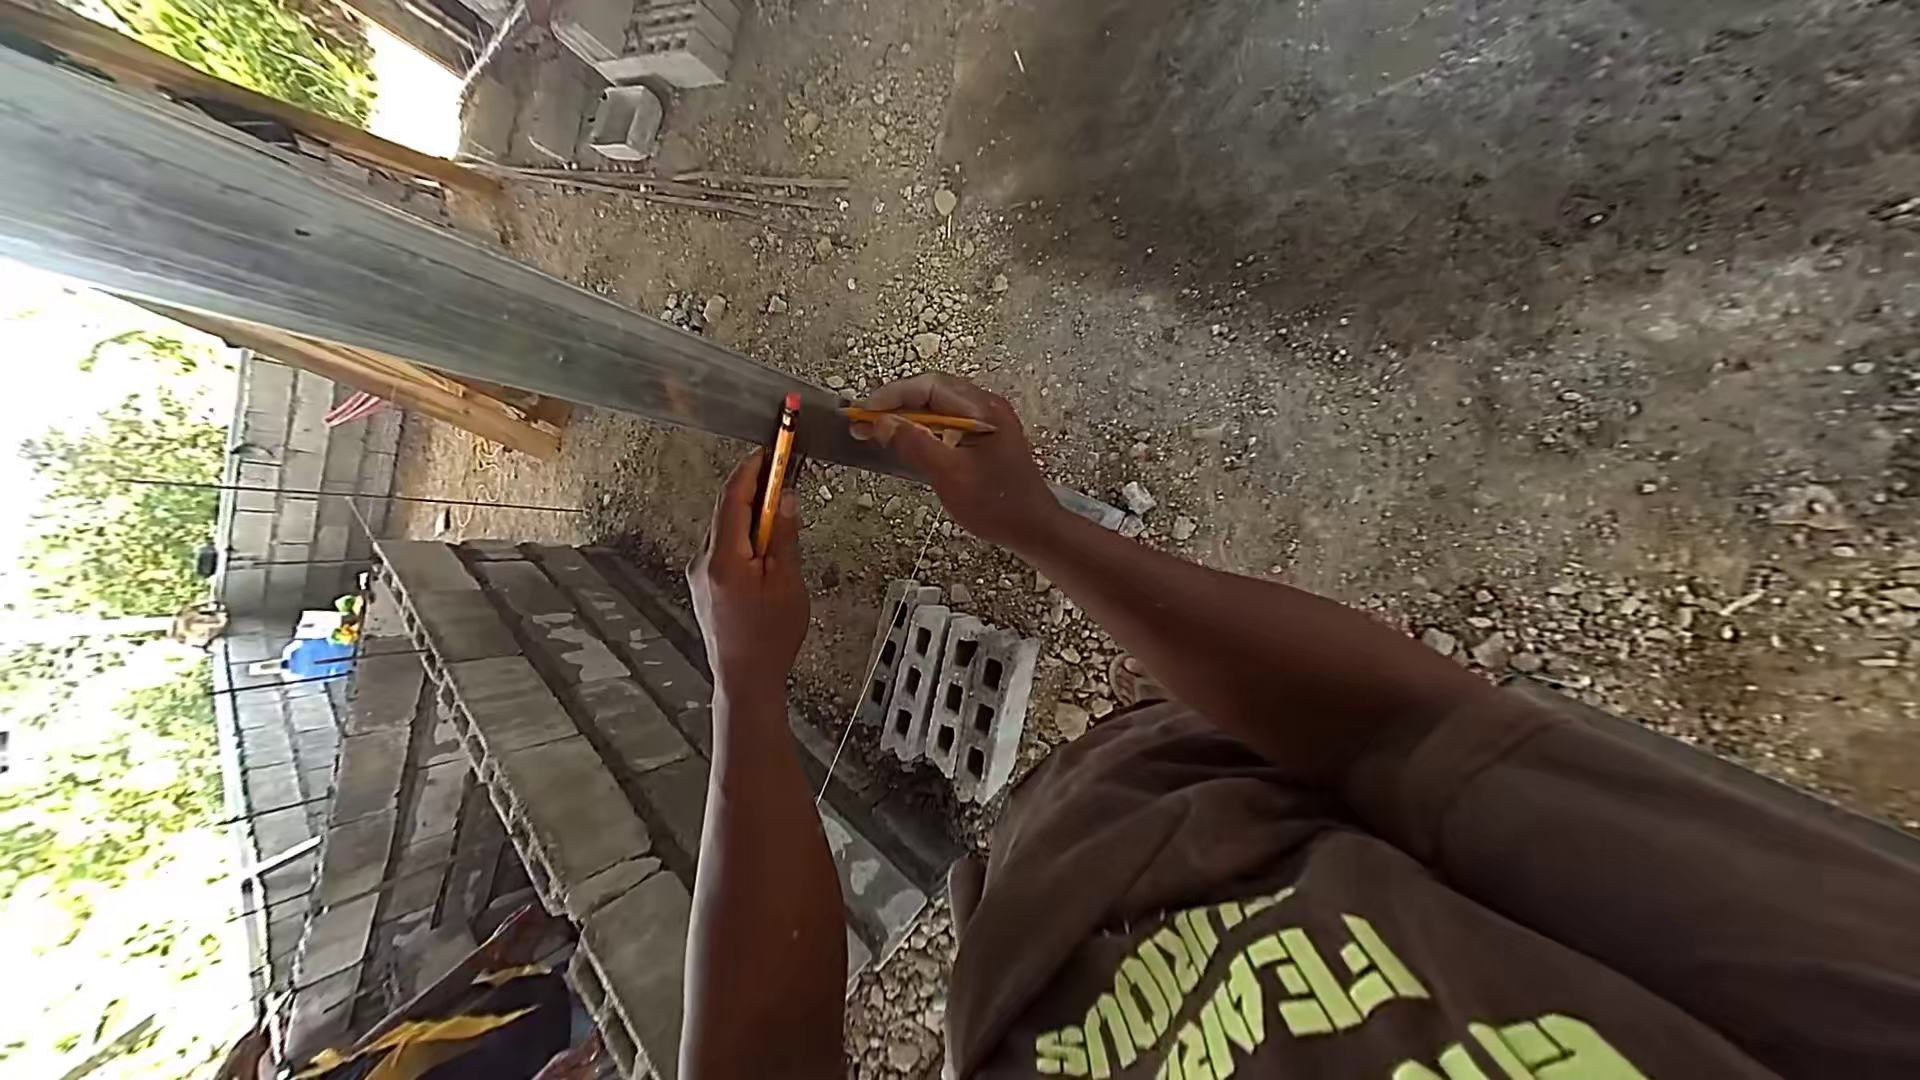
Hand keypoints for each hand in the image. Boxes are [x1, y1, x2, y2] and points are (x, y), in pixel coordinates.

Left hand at [687, 451, 809, 697]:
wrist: (746, 677)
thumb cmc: (771, 636)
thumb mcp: (788, 582)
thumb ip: (782, 536)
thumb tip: (784, 499)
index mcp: (724, 558)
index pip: (733, 498)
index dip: (752, 469)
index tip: (768, 450)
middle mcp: (703, 560)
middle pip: (726, 509)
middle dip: (754, 487)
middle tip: (781, 472)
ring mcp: (700, 573)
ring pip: (725, 528)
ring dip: (750, 512)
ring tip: (779, 509)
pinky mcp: (704, 583)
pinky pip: (723, 546)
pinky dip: (743, 533)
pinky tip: (764, 541)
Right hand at [848, 373, 1059, 547]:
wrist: (1034, 530)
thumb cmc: (997, 506)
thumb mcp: (949, 475)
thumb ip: (914, 445)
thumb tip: (882, 423)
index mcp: (982, 410)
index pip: (928, 386)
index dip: (891, 396)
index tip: (863, 412)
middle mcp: (986, 409)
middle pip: (932, 393)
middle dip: (895, 406)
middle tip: (864, 424)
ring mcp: (986, 424)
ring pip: (938, 410)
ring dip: (907, 420)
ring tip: (877, 433)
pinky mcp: (983, 442)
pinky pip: (947, 426)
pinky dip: (922, 432)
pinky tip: (905, 444)